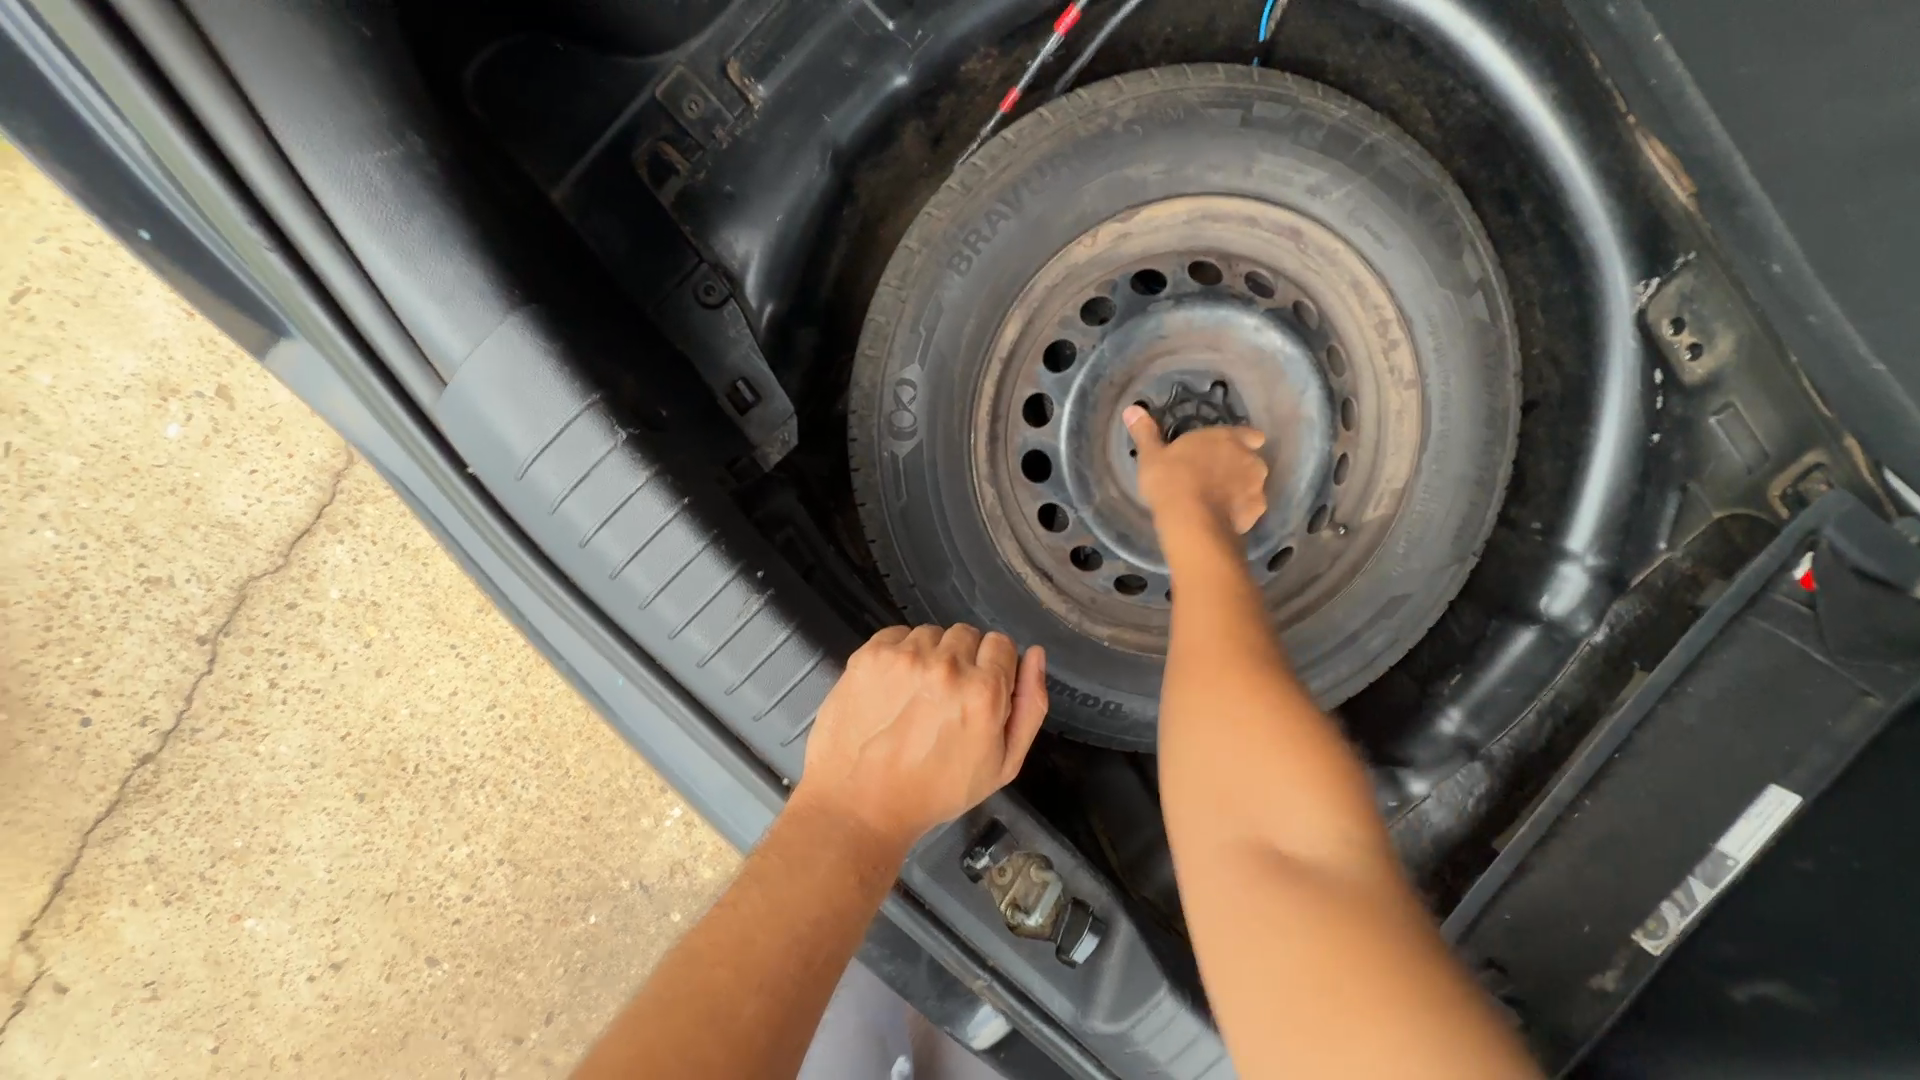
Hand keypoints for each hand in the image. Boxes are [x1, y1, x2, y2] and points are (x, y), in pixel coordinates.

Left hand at [793, 625, 1047, 854]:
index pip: (1002, 644)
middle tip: (945, 700)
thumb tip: (1036, 654)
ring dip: (930, 656)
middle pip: (967, 635)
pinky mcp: (869, 655)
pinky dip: (898, 654)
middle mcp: (947, 665)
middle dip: (963, 661)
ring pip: (931, 634)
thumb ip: (1030, 706)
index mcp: (985, 690)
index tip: (977, 694)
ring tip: (915, 696)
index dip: (994, 668)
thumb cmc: (937, 792)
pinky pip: (897, 635)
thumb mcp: (1003, 765)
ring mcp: (904, 657)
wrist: (860, 805)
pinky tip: (892, 688)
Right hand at [1123, 406, 1269, 533]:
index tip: (1226, 450)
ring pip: (1252, 485)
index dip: (1242, 441)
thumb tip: (1132, 409)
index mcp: (1227, 438)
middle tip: (1213, 477)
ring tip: (1216, 501)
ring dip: (1239, 490)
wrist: (1192, 523)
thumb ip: (1146, 433)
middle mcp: (1249, 459)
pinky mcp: (1256, 513)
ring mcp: (1256, 487)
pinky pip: (1249, 508)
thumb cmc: (1171, 481)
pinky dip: (1239, 512)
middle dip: (1237, 467)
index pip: (1250, 434)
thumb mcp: (1151, 456)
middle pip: (1251, 460)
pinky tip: (1220, 518)